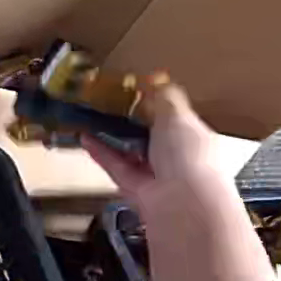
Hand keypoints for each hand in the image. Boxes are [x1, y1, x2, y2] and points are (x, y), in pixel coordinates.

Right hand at [80, 73, 230, 221]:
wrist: (181, 202)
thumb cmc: (190, 158)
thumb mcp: (178, 116)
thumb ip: (164, 98)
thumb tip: (157, 78)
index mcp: (194, 137)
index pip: (174, 118)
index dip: (154, 104)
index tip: (133, 91)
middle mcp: (176, 157)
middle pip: (148, 135)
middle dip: (128, 121)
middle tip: (107, 103)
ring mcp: (154, 174)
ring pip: (128, 151)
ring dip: (110, 135)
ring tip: (91, 117)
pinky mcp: (133, 187)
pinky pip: (114, 164)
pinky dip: (100, 151)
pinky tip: (86, 136)